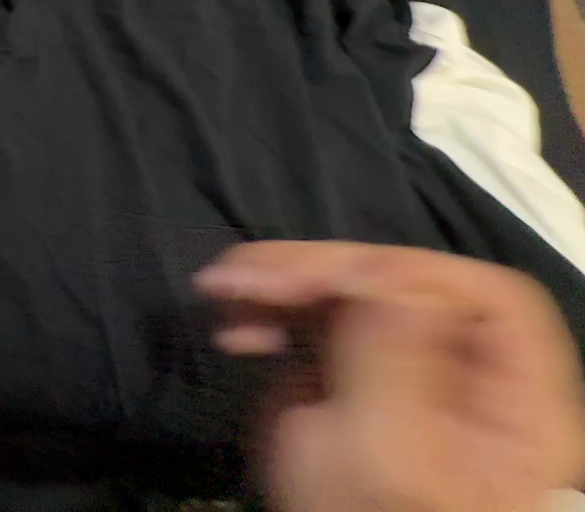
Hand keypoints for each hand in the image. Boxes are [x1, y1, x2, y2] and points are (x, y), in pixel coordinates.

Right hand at [196, 242, 584, 511]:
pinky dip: (261, 307)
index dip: (404, 271)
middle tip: (240, 278)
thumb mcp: (384, 450)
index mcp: (504, 399)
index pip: (484, 298)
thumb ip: (394, 362)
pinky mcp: (342, 368)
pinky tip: (231, 327)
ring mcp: (395, 367)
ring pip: (343, 290)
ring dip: (273, 281)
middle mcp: (456, 371)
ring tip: (216, 292)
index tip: (320, 281)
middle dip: (311, 270)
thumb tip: (384, 277)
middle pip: (398, 282)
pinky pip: (307, 314)